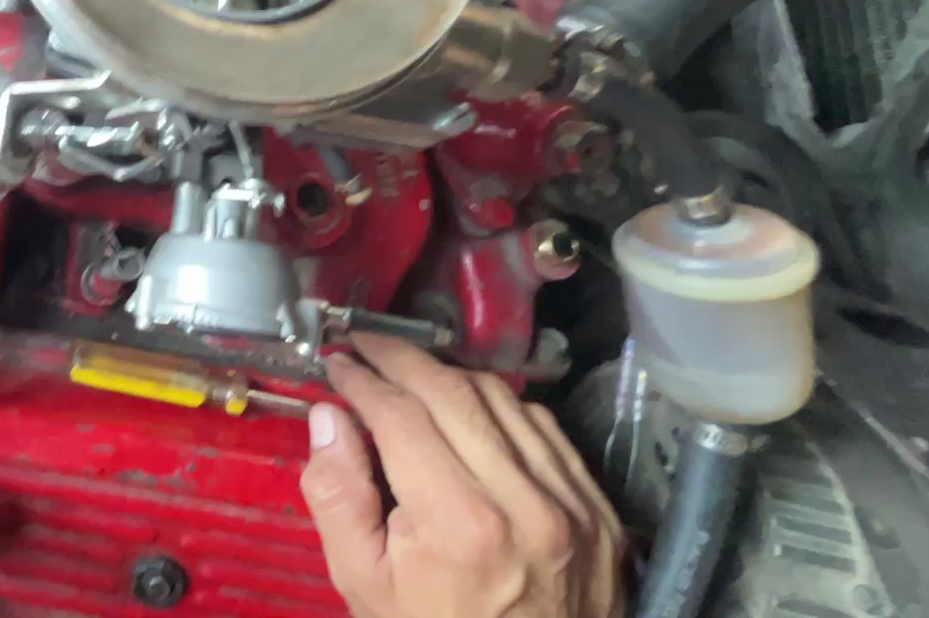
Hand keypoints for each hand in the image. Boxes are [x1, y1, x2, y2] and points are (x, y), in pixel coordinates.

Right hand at [302, 335, 624, 617]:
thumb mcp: (362, 582)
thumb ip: (335, 496)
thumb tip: (328, 416)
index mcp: (460, 523)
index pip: (400, 414)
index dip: (361, 378)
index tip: (335, 361)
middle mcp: (525, 501)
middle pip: (450, 390)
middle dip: (397, 356)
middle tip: (364, 346)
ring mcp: (573, 504)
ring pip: (499, 397)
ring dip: (444, 371)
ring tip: (406, 369)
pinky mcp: (600, 511)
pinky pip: (542, 425)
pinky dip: (495, 401)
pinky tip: (465, 405)